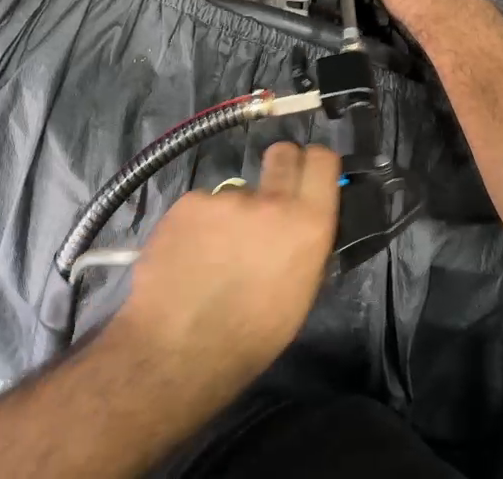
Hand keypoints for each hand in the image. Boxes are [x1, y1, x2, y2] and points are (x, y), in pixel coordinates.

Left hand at [110, 142, 341, 386]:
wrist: (179, 348)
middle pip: (283, 155)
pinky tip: (188, 256)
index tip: (308, 174)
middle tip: (266, 201)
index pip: (323, 161)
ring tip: (213, 255)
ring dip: (231, 214)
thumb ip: (304, 247)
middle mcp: (270, 201)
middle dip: (279, 168)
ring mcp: (226, 198)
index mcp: (307, 226)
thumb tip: (301, 227)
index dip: (315, 164)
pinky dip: (197, 225)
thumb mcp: (299, 295)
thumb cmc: (250, 337)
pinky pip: (201, 206)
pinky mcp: (189, 202)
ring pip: (235, 194)